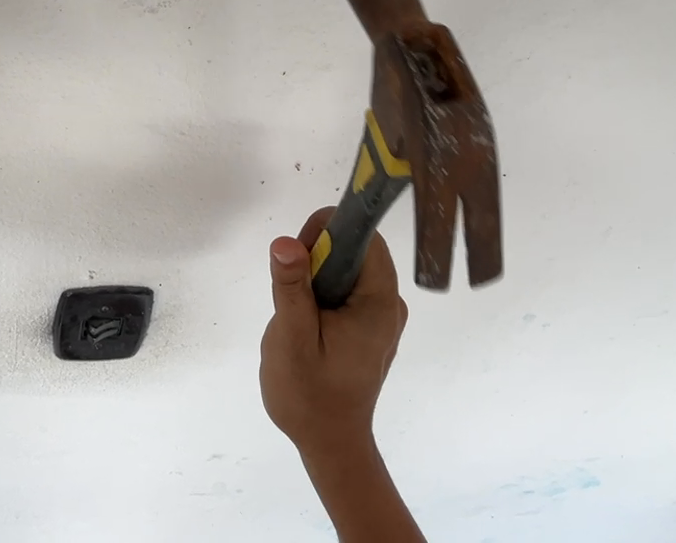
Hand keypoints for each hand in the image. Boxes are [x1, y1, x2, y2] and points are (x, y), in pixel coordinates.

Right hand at [260, 207, 408, 461]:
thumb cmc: (310, 394)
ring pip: (346, 268)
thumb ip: (291, 287)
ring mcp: (380, 316)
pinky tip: (306, 324)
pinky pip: (345, 288)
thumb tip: (287, 242)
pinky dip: (321, 293)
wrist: (328, 444)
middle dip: (317, 257)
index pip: (366, 239)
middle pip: (355, 250)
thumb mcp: (292, 339)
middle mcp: (388, 305)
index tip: (298, 252)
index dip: (330, 231)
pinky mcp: (368, 325)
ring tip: (296, 314)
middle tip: (290, 289)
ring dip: (315, 277)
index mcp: (379, 304)